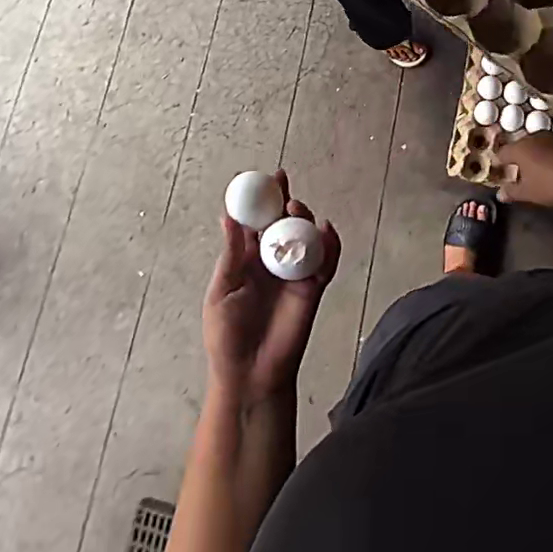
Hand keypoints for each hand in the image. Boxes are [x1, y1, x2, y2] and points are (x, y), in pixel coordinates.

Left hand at [203, 173, 341, 404]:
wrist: (249, 373)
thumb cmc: (227, 336)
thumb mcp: (221, 290)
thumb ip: (231, 253)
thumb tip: (228, 217)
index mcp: (248, 258)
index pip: (260, 221)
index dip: (266, 198)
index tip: (271, 177)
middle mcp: (273, 261)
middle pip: (286, 224)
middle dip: (289, 204)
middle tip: (286, 194)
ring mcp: (294, 273)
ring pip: (307, 237)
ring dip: (306, 221)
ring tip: (298, 212)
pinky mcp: (312, 288)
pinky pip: (326, 261)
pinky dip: (331, 245)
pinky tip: (327, 231)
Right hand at [498, 132, 552, 215]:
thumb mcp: (530, 194)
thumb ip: (512, 192)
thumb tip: (500, 193)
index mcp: (520, 148)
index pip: (502, 153)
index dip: (499, 164)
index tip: (500, 174)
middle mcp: (536, 136)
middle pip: (521, 147)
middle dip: (519, 160)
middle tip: (520, 176)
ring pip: (539, 146)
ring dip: (537, 158)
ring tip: (541, 175)